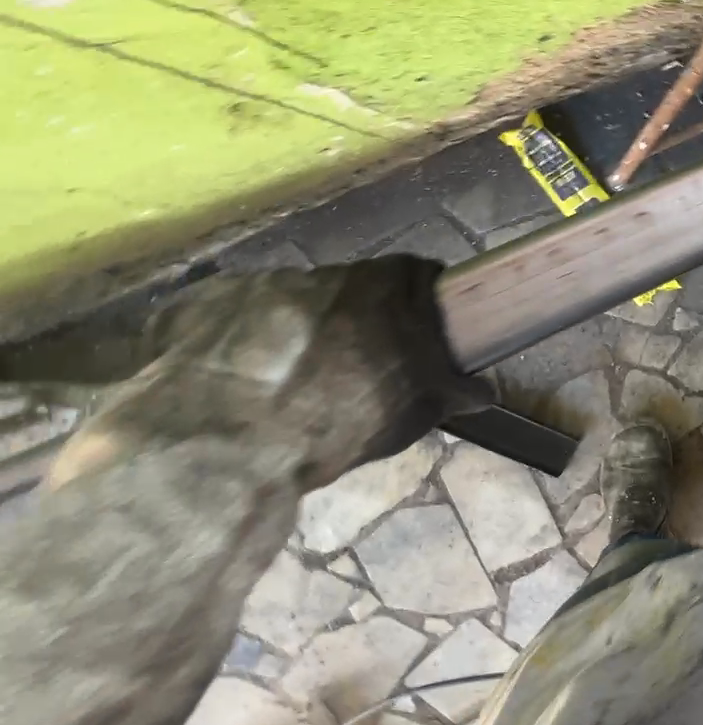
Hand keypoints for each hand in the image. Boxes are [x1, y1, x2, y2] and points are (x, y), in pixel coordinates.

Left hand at [46, 258, 489, 491]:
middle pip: (351, 286)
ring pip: (288, 302)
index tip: (420, 328)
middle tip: (354, 361)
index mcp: (386, 288)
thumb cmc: (342, 420)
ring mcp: (256, 287)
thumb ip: (454, 392)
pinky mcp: (196, 307)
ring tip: (285, 379)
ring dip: (296, 329)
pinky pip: (225, 317)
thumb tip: (484, 392)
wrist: (223, 451)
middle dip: (356, 317)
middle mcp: (325, 274)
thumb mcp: (416, 412)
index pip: (418, 273)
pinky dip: (234, 342)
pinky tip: (232, 382)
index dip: (422, 298)